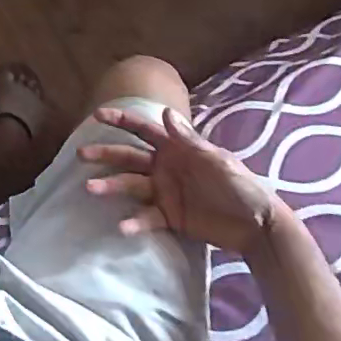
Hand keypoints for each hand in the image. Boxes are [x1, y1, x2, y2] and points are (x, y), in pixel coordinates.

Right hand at [79, 106, 285, 253]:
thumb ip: (189, 140)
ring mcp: (164, 192)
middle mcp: (164, 167)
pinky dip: (134, 221)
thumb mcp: (218, 161)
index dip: (120, 120)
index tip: (97, 116)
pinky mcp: (169, 217)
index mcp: (175, 148)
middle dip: (104, 154)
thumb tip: (164, 112)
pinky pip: (146, 217)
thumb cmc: (242, 187)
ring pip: (130, 185)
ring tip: (90, 189)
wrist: (259, 228)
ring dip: (110, 186)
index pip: (143, 129)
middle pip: (128, 157)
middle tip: (81, 155)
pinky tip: (121, 226)